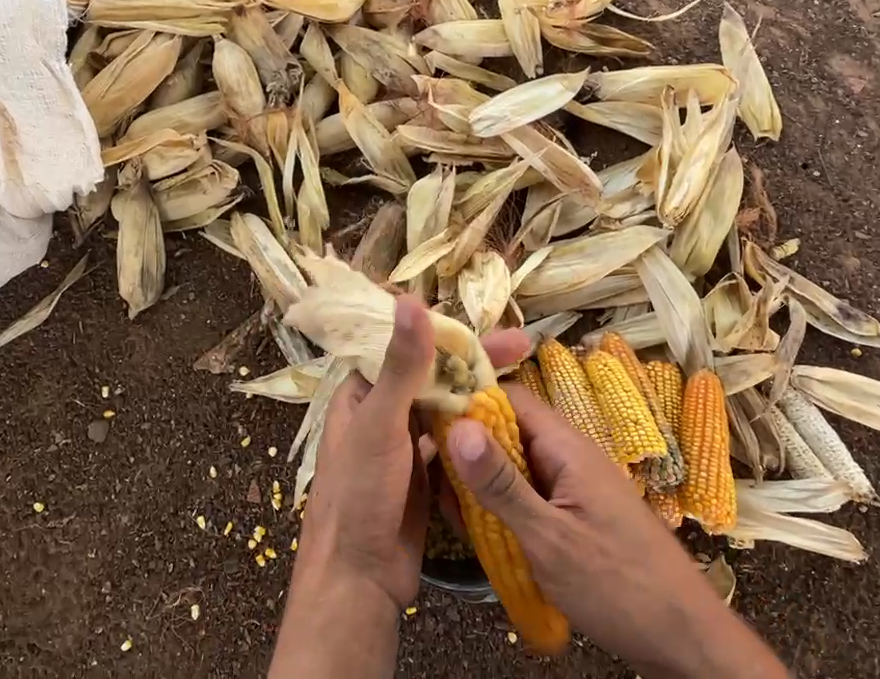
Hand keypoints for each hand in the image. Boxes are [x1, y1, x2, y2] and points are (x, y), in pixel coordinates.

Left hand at [271, 297, 527, 678]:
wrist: (358, 578)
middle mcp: (381, 411)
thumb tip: (410, 301)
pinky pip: (453, 443)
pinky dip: (476, 432)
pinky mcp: (423, 475)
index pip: (406, 346)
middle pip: (430, 374)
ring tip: (521, 380)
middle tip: (522, 346)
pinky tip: (508, 425)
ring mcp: (403, 445)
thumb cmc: (360, 494)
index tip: (489, 324)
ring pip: (444, 408)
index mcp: (361, 391)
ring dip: (477, 393)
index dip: (447, 332)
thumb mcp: (380, 423)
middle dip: (472, 360)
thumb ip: (401, 366)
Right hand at [445, 385, 788, 678]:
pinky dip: (500, 503)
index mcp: (566, 446)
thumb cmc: (619, 585)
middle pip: (506, 429)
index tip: (423, 418)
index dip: (465, 401)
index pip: (507, 397)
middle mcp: (569, 454)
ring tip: (443, 501)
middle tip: (425, 469)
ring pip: (513, 463)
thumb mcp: (549, 538)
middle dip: (466, 446)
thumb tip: (456, 425)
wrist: (686, 642)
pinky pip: (527, 492)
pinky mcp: (574, 513)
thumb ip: (501, 483)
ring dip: (480, 479)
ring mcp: (572, 485)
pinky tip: (476, 526)